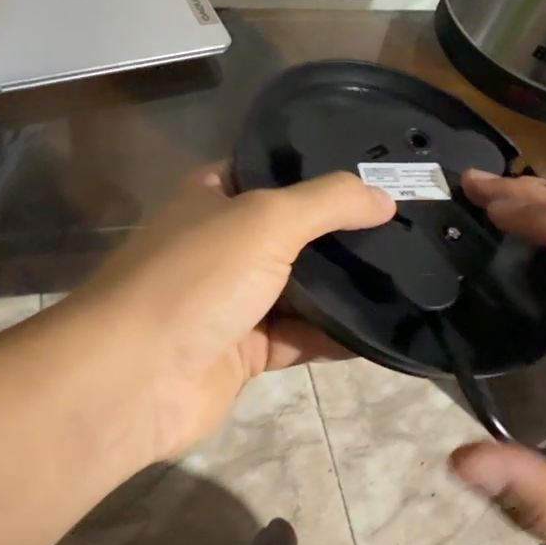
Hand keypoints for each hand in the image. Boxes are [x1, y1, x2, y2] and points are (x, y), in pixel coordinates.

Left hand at [63, 165, 394, 461]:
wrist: (135, 376)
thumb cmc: (196, 277)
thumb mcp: (265, 219)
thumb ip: (328, 202)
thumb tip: (384, 196)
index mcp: (211, 196)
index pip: (271, 169)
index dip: (319, 168)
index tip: (377, 169)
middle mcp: (220, 242)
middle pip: (291, 230)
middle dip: (341, 230)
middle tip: (408, 224)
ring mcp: (230, 299)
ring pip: (298, 287)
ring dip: (343, 286)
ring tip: (409, 273)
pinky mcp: (242, 351)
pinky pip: (299, 337)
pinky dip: (335, 336)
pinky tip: (382, 330)